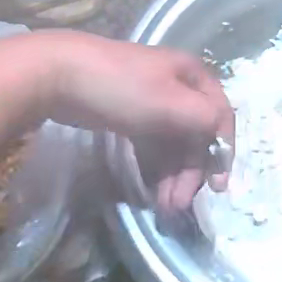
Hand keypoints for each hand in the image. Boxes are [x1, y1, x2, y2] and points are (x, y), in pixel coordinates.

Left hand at [32, 31, 234, 212]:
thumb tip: (222, 137)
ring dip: (173, 175)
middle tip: (179, 205)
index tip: (217, 186)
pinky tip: (152, 191)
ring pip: (174, 143)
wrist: (59, 74)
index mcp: (194, 77)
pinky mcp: (130, 115)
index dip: (222, 150)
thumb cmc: (123, 87)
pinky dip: (156, 167)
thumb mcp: (172, 102)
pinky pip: (153, 144)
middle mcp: (179, 88)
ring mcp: (153, 102)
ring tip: (164, 207)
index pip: (221, 116)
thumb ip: (206, 119)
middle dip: (191, 171)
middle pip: (196, 134)